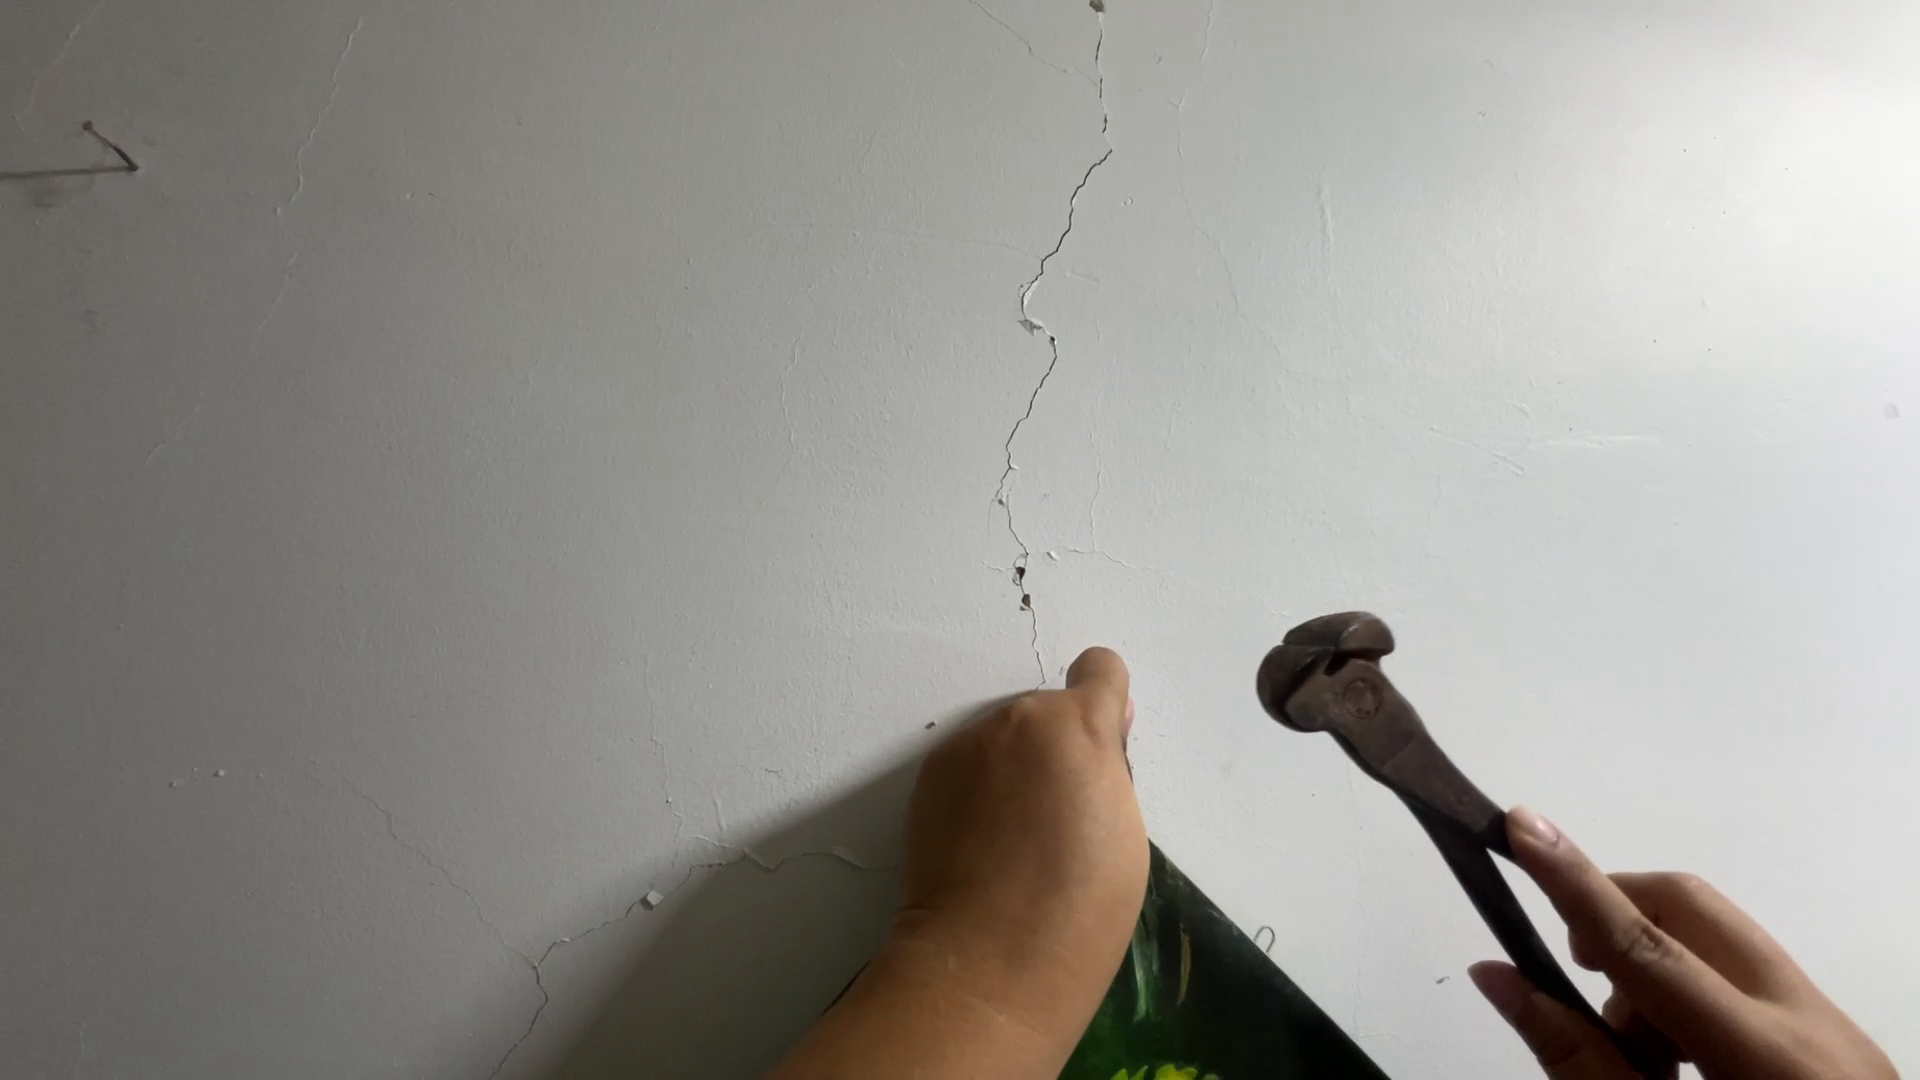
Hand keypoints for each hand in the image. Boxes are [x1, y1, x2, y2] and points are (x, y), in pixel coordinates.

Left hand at [771, 647, 1144, 1078]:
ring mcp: (967, 743)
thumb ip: (1113, 768)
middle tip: (1058, 817)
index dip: (1106, 700)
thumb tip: (1105, 729)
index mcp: (1078, 727)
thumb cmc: (1079, 908)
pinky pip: (971, 762)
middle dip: (1057, 748)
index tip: (1100, 741)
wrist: (984, 963)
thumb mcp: (1127, 833)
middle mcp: (1017, 719)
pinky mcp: (931, 772)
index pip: (1099, 669)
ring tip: (1015, 838)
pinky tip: (981, 842)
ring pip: (1006, 738)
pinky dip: (980, 786)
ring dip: (1016, 765)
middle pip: (1047, 714)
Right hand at [1470, 807, 1896, 1079]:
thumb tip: (1492, 972)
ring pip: (1710, 936)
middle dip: (1612, 903)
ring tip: (1633, 1049)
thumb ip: (1572, 1056)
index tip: (1521, 821)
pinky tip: (1675, 1059)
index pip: (1646, 946)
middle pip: (1688, 905)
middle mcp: (1817, 1030)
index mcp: (1771, 1062)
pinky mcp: (1841, 1042)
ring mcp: (1841, 1033)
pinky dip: (1684, 987)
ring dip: (1645, 962)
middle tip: (1575, 960)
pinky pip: (1740, 972)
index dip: (1575, 882)